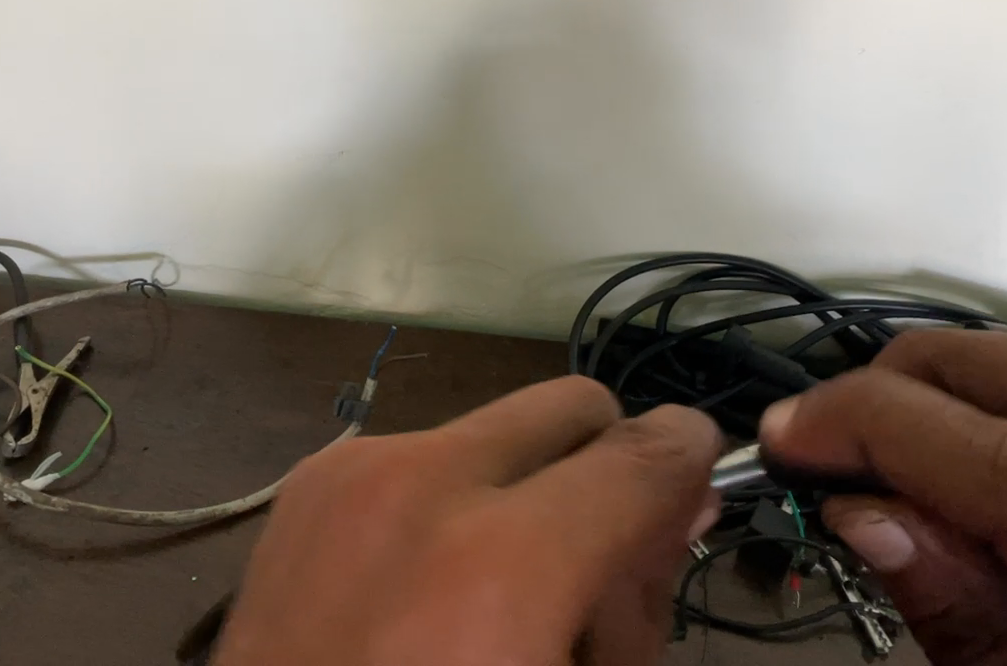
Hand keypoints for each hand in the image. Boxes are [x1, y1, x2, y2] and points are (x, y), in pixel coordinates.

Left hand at [213, 376, 721, 665]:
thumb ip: (635, 600)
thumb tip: (675, 501)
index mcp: (495, 567)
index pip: (638, 456)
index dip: (686, 458)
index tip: (694, 476)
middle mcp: (420, 483)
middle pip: (568, 407)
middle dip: (604, 464)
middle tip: (596, 559)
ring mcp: (355, 469)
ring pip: (498, 427)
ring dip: (528, 487)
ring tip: (498, 590)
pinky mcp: (312, 478)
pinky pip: (428, 450)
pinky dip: (457, 497)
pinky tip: (428, 583)